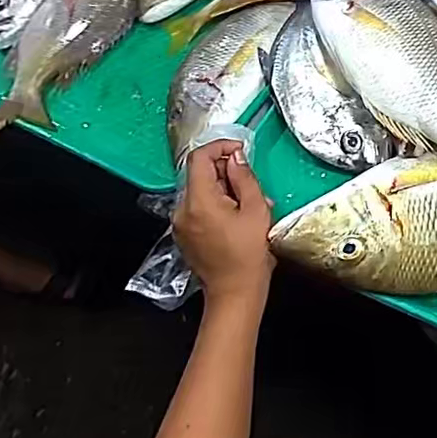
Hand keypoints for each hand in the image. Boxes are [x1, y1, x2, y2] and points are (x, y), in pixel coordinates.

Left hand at [173, 140, 274, 307]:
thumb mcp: (256, 209)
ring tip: (247, 202)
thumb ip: (244, 177)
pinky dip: (215, 202)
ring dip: (222, 186)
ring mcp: (180, 223)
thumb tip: (236, 156)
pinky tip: (235, 216)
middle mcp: (182, 210)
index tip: (240, 150)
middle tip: (250, 181)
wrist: (235, 291)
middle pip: (198, 174)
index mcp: (199, 201)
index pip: (199, 158)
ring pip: (199, 190)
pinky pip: (197, 207)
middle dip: (224, 169)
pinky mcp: (184, 234)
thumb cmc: (250, 253)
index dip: (220, 146)